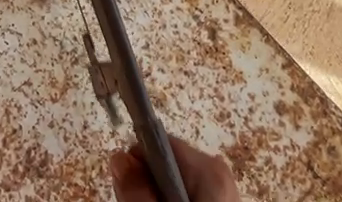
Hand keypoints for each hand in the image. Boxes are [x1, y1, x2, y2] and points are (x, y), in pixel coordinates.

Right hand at [109, 136, 239, 201]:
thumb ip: (136, 192)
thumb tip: (118, 158)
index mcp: (208, 169)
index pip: (157, 144)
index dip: (138, 167)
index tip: (131, 194)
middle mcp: (219, 174)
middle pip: (164, 167)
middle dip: (148, 190)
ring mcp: (223, 194)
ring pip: (173, 188)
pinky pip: (185, 200)